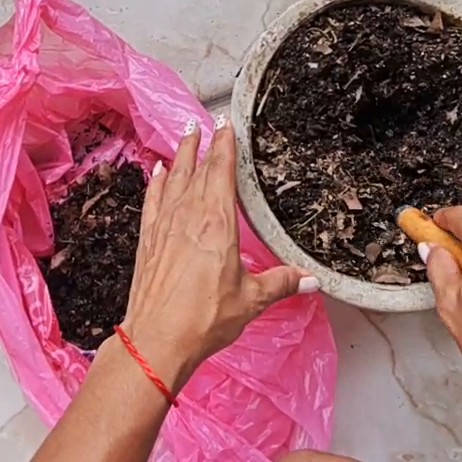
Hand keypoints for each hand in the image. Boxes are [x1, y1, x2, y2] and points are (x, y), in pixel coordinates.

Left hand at [119, 120, 315, 389]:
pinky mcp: (148, 238)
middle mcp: (189, 214)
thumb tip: (313, 280)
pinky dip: (156, 183)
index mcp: (217, 221)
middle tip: (206, 123)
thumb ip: (282, 283)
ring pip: (174, 179)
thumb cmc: (206, 317)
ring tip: (185, 136)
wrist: (157, 338)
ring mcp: (165, 224)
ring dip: (180, 156)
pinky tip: (157, 172)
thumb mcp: (251, 299)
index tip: (226, 125)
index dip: (224, 145)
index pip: (222, 171)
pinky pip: (152, 200)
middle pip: (197, 169)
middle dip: (203, 144)